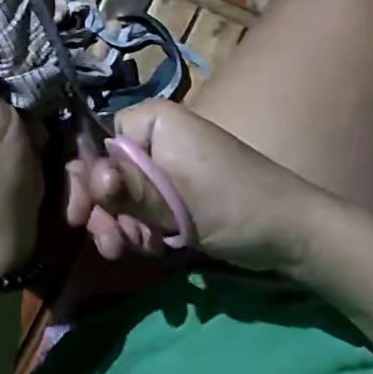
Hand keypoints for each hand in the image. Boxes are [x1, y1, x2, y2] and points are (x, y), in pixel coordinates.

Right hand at [65, 100, 333, 271]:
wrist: (291, 234)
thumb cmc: (237, 205)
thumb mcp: (179, 200)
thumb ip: (131, 189)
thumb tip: (90, 177)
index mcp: (155, 123)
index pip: (101, 142)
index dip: (88, 178)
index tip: (80, 216)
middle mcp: (156, 139)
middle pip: (107, 172)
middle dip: (104, 211)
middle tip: (110, 246)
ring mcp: (166, 168)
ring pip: (122, 197)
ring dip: (121, 226)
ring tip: (129, 250)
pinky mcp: (176, 194)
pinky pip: (142, 210)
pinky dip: (141, 231)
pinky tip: (152, 248)